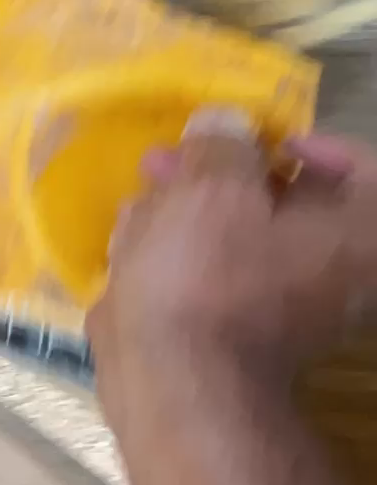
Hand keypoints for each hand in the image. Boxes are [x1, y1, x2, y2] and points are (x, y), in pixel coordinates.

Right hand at [89, 111, 376, 395]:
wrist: (172, 363)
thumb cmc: (201, 270)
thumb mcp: (209, 191)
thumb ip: (221, 147)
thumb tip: (224, 121)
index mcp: (355, 235)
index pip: (364, 169)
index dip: (306, 141)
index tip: (246, 137)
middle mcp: (335, 264)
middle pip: (290, 196)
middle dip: (222, 171)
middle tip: (167, 160)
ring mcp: (284, 292)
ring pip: (238, 226)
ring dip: (187, 204)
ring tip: (138, 199)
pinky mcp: (232, 310)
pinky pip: (208, 258)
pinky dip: (174, 241)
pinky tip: (132, 238)